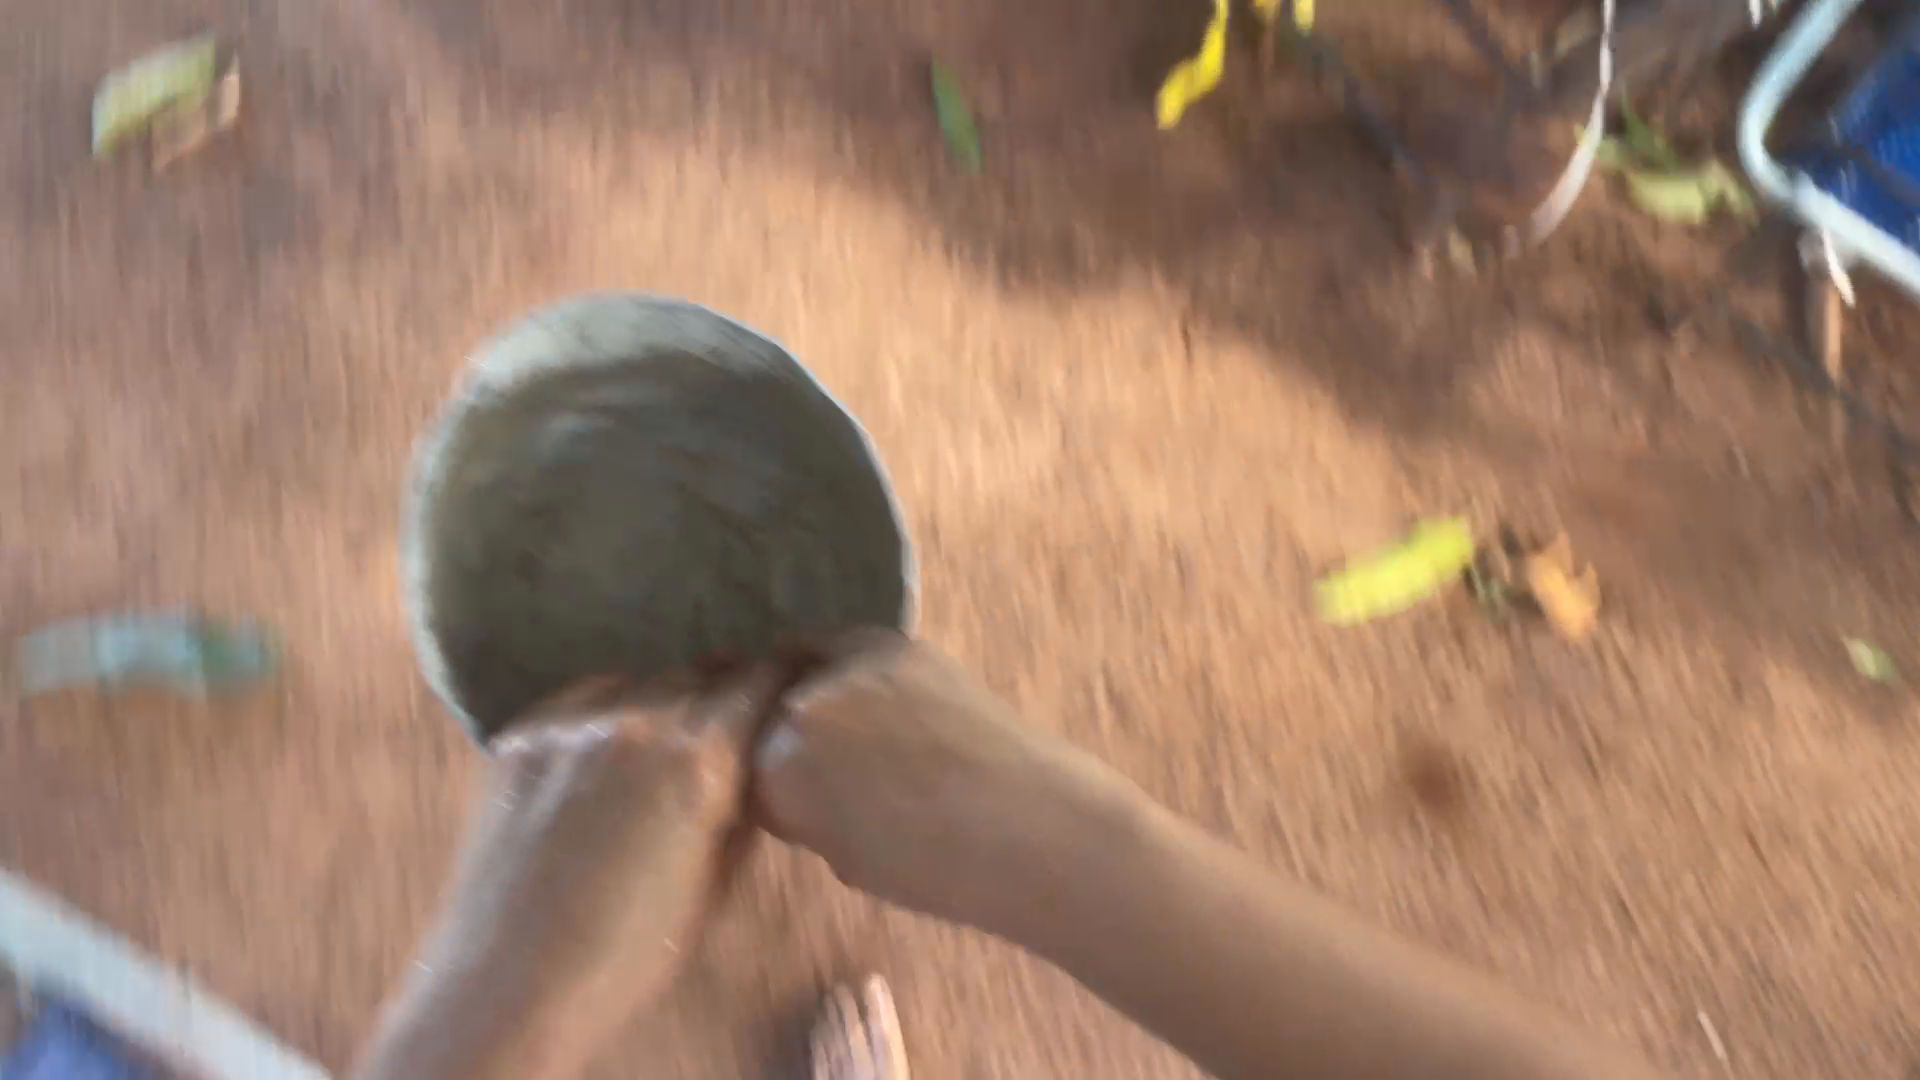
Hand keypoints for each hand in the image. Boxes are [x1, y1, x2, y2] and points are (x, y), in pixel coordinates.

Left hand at [355, 666, 786, 1079]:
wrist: (508, 990)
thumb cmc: (635, 948)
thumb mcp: (724, 876)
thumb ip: (748, 798)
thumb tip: (759, 757)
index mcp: (706, 754)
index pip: (763, 674)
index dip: (785, 670)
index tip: (794, 673)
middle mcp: (647, 717)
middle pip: (706, 668)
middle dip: (727, 688)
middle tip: (725, 720)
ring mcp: (578, 719)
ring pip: (647, 677)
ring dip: (668, 698)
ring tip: (659, 740)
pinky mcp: (524, 730)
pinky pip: (587, 695)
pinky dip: (610, 710)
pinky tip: (602, 750)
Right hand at [752, 630, 1125, 931]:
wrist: (1028, 823)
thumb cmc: (937, 868)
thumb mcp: (847, 858)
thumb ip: (809, 813)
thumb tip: (808, 788)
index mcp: (776, 773)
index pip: (750, 770)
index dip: (777, 785)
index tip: (799, 795)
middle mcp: (798, 707)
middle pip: (774, 709)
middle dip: (790, 732)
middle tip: (825, 752)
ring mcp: (850, 666)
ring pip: (808, 667)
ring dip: (821, 690)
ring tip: (860, 719)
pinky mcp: (897, 643)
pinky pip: (854, 650)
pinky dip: (859, 670)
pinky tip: (890, 696)